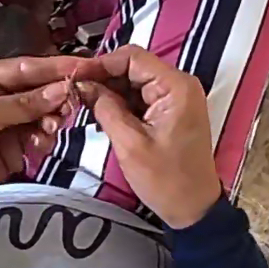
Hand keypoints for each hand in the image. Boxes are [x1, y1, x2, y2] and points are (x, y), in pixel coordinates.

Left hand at [0, 55, 104, 234]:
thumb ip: (21, 102)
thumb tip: (62, 88)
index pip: (25, 67)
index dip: (56, 68)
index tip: (89, 68)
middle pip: (37, 90)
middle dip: (56, 96)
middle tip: (74, 104)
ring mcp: (1, 126)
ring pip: (41, 115)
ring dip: (52, 119)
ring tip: (51, 129)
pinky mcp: (8, 152)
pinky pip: (36, 139)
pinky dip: (44, 139)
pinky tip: (40, 145)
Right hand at [80, 46, 222, 228]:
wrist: (194, 210)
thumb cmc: (165, 179)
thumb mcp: (129, 143)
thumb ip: (104, 107)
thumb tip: (81, 84)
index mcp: (175, 87)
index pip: (132, 57)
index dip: (100, 63)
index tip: (74, 76)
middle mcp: (179, 84)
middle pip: (132, 66)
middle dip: (102, 77)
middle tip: (74, 90)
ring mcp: (175, 96)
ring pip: (133, 79)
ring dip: (108, 89)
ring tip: (82, 101)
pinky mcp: (169, 109)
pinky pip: (139, 95)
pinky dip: (119, 101)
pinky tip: (99, 111)